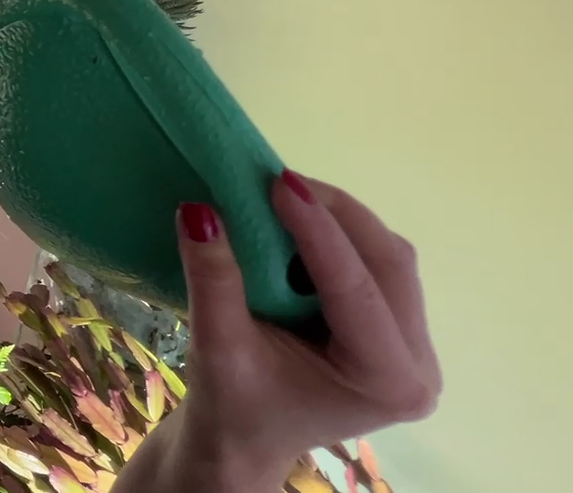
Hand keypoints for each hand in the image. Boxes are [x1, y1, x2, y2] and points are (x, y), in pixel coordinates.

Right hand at [169, 173, 441, 487]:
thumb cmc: (229, 401)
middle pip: (391, 264)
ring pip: (389, 260)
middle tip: (273, 177)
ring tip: (277, 195)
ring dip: (337, 220)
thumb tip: (198, 210)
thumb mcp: (215, 343)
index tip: (277, 180)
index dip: (317, 229)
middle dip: (335, 213)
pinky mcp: (389, 332)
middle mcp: (417, 363)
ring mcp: (410, 347)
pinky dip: (334, 235)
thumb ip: (212, 279)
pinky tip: (290, 224)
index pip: (356, 286)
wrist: (240, 438)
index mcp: (386, 378)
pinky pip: (374, 267)